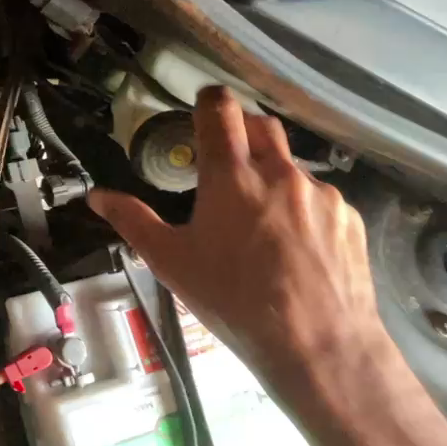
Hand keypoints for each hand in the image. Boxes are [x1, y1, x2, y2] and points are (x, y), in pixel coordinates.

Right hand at [89, 87, 389, 386]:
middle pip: (261, 125)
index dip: (208, 101)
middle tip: (221, 156)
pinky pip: (318, 198)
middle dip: (239, 129)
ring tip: (255, 218)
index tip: (200, 108)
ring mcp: (321, 194)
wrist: (318, 343)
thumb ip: (132, 220)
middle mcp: (279, 173)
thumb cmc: (231, 299)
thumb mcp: (169, 261)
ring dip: (269, 176)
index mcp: (231, 176)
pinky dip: (299, 208)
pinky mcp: (349, 218)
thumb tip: (97, 195)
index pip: (221, 111)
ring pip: (290, 166)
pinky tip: (290, 246)